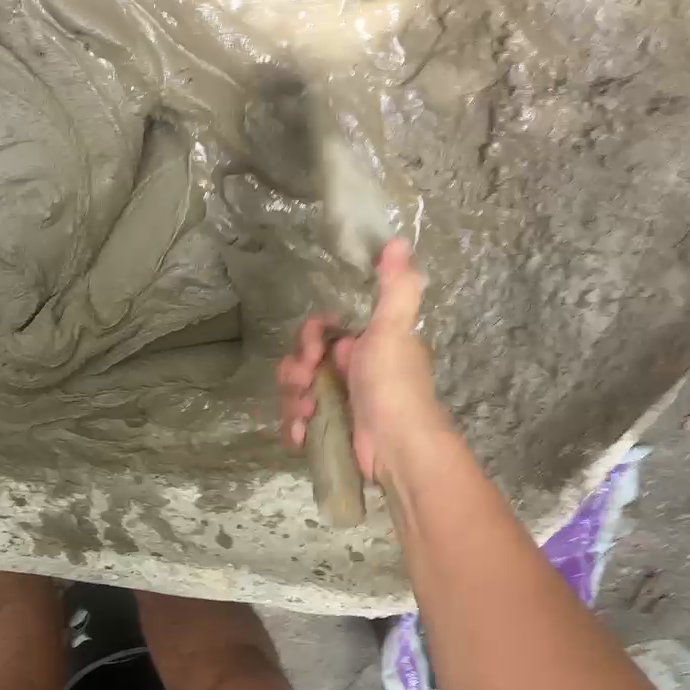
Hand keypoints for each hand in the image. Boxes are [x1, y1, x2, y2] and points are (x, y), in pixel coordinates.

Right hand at [276, 239, 446, 484]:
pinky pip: (296, 425)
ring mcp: (337, 404)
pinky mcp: (327, 433)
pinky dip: (295, 430)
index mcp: (365, 347)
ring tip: (307, 415)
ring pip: (294, 395)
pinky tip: (303, 436)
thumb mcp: (394, 331)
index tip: (313, 352)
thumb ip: (394, 288)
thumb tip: (397, 240)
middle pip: (299, 364)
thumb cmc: (394, 387)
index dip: (308, 340)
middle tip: (306, 387)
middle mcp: (350, 373)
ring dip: (291, 403)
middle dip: (294, 375)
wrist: (396, 449)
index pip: (319, 333)